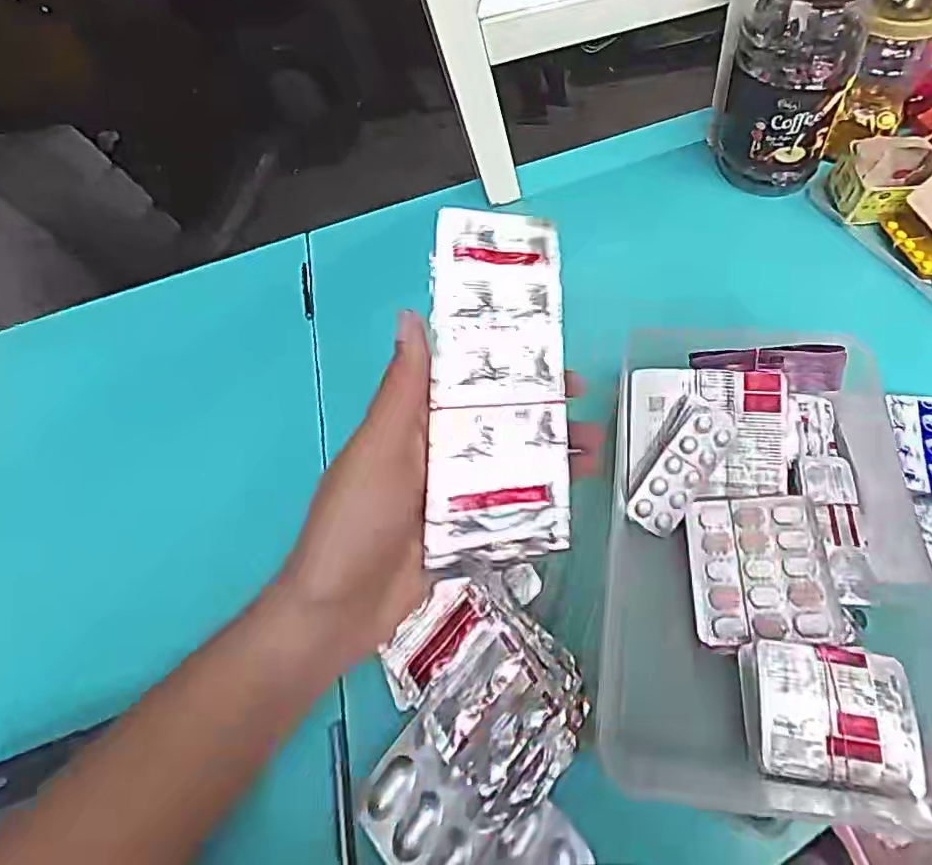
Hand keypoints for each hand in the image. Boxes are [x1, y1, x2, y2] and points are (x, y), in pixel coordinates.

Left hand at [266, 311, 602, 670]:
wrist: (339, 612)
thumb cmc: (355, 521)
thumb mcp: (379, 447)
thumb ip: (403, 389)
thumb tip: (409, 320)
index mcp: (415, 425)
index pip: (469, 384)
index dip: (510, 369)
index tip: (550, 360)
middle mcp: (438, 455)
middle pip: (500, 425)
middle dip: (544, 414)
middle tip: (583, 407)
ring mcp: (454, 496)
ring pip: (512, 466)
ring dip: (552, 457)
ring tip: (591, 452)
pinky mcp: (467, 532)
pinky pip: (510, 510)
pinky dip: (542, 501)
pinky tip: (570, 496)